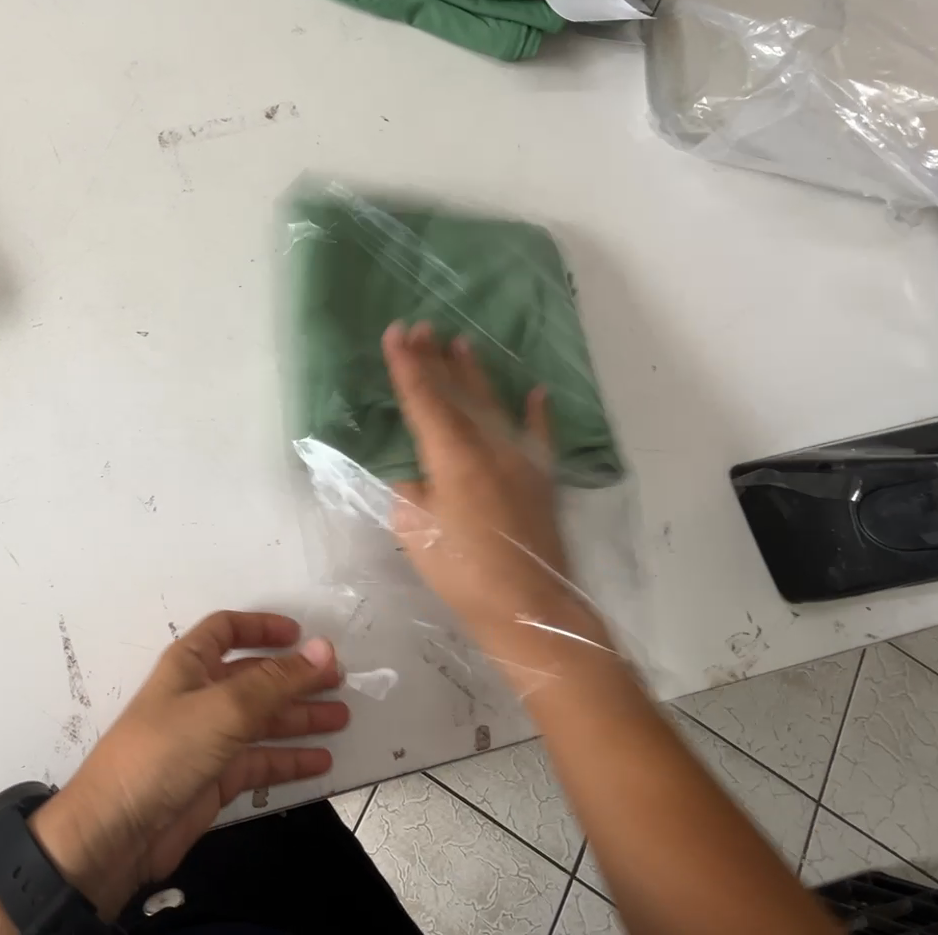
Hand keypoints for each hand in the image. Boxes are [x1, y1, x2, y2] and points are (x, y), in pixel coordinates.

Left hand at [29, 611, 346, 917]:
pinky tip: (320, 760)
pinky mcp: (215, 778)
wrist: (120, 828)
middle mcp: (200, 695)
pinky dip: (289, 758)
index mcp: (190, 663)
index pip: (226, 630)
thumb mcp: (224, 707)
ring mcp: (207, 738)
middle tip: (338, 681)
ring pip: (261, 720)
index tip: (302, 634)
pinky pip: (259, 760)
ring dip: (298, 717)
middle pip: (252, 677)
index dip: (262, 627)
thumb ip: (276, 680)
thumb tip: (322, 648)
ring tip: (341, 717)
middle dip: (293, 676)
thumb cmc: (165, 750)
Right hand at [380, 320, 578, 626]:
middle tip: (421, 327)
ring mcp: (521, 461)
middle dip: (436, 359)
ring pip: (493, 406)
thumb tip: (417, 478)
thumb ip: (410, 493)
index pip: (424, 400)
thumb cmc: (462, 573)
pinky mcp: (541, 481)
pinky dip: (537, 413)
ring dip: (474, 374)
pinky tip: (536, 391)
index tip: (395, 333)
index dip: (407, 366)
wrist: (531, 610)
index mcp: (454, 457)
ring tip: (461, 342)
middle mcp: (490, 447)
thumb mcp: (414, 531)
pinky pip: (540, 436)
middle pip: (457, 394)